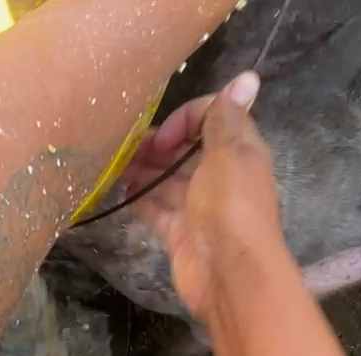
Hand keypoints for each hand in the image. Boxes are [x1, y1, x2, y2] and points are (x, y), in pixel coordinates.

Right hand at [122, 72, 285, 320]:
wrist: (228, 273)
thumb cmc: (230, 207)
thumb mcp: (229, 152)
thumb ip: (226, 117)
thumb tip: (246, 77)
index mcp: (238, 150)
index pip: (210, 118)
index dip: (185, 118)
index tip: (164, 135)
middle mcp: (219, 176)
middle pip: (185, 151)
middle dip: (158, 145)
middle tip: (125, 147)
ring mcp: (197, 207)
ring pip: (167, 180)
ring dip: (144, 170)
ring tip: (114, 166)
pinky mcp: (179, 234)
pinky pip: (156, 209)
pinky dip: (139, 198)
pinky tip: (120, 190)